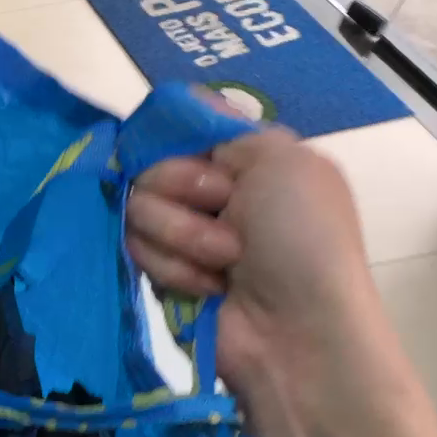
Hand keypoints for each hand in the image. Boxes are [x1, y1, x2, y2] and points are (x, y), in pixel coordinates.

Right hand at [126, 126, 413, 436]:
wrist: (296, 330)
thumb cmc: (301, 239)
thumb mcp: (281, 159)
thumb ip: (223, 127)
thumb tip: (179, 107)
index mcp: (246, 159)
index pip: (179, 129)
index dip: (177, 143)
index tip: (204, 163)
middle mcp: (212, 191)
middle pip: (150, 168)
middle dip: (185, 195)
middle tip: (227, 216)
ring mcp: (184, 233)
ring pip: (137, 210)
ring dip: (182, 237)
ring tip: (223, 263)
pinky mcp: (163, 270)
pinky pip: (135, 250)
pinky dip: (173, 268)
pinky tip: (207, 287)